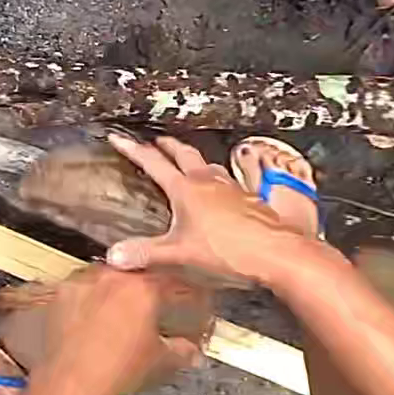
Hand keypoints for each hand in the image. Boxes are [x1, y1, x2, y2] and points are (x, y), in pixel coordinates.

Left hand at [27, 265, 203, 394]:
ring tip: (111, 311)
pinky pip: (77, 288)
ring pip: (102, 276)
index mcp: (143, 289)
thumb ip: (181, 350)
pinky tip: (85, 316)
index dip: (174, 289)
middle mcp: (112, 277)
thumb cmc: (119, 370)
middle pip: (132, 273)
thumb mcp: (160, 361)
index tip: (175, 296)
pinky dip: (84, 298)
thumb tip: (192, 351)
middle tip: (140, 305)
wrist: (73, 381)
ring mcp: (83, 282)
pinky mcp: (61, 293)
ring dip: (109, 289)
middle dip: (138, 287)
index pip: (167, 280)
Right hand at [105, 133, 305, 284]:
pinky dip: (217, 178)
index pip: (152, 163)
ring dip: (194, 160)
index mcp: (186, 190)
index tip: (120, 139)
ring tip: (189, 162)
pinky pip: (229, 181)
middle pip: (184, 154)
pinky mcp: (249, 200)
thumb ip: (146, 254)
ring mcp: (232, 189)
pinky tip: (220, 190)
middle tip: (157, 141)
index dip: (133, 150)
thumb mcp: (180, 254)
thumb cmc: (231, 250)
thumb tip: (114, 255)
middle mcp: (208, 183)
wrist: (279, 254)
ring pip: (208, 165)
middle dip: (167, 146)